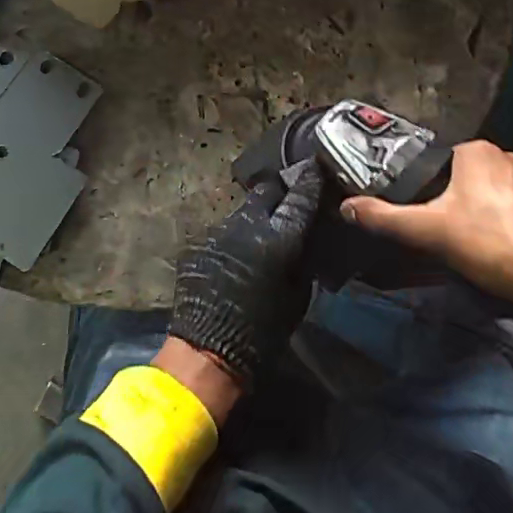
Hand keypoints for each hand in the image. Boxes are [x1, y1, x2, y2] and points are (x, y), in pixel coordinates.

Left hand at [167, 159, 323, 389]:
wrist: (209, 344)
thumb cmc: (265, 329)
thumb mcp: (298, 295)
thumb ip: (301, 260)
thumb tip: (303, 242)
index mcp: (277, 238)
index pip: (297, 200)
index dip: (308, 183)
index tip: (315, 168)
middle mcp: (244, 224)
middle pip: (262, 195)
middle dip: (276, 190)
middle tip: (287, 190)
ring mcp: (216, 230)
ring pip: (240, 213)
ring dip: (253, 217)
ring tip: (263, 223)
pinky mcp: (197, 242)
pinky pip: (221, 233)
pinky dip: (233, 237)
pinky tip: (238, 248)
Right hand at [340, 141, 512, 358]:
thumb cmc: (497, 242)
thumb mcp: (428, 231)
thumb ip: (383, 217)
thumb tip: (345, 207)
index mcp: (477, 153)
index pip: (437, 164)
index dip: (424, 190)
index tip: (422, 217)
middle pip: (469, 182)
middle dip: (457, 207)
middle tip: (447, 238)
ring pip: (502, 201)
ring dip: (490, 222)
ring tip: (485, 255)